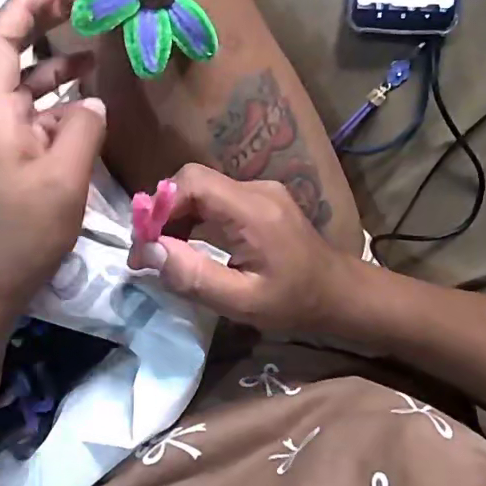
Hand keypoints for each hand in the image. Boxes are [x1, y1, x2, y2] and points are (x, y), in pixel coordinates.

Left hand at [0, 0, 106, 311]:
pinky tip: (86, 109)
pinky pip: (32, 122)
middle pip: (6, 59)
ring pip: (22, 92)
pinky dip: (58, 106)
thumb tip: (92, 100)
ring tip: (94, 54)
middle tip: (77, 7)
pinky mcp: (5, 167)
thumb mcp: (63, 180)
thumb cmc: (19, 235)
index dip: (22, 5)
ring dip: (54, 69)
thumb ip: (82, 129)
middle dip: (38, 27)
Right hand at [127, 164, 362, 333]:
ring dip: (176, 218)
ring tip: (163, 255)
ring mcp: (260, 192)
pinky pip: (216, 200)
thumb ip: (194, 276)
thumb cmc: (296, 303)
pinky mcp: (260, 200)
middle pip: (194, 182)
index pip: (192, 182)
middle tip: (148, 254)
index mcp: (254, 210)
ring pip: (202, 190)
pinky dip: (194, 219)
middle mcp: (256, 190)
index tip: (144, 245)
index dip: (159, 206)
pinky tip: (188, 247)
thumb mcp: (243, 303)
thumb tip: (149, 251)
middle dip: (163, 214)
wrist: (341, 294)